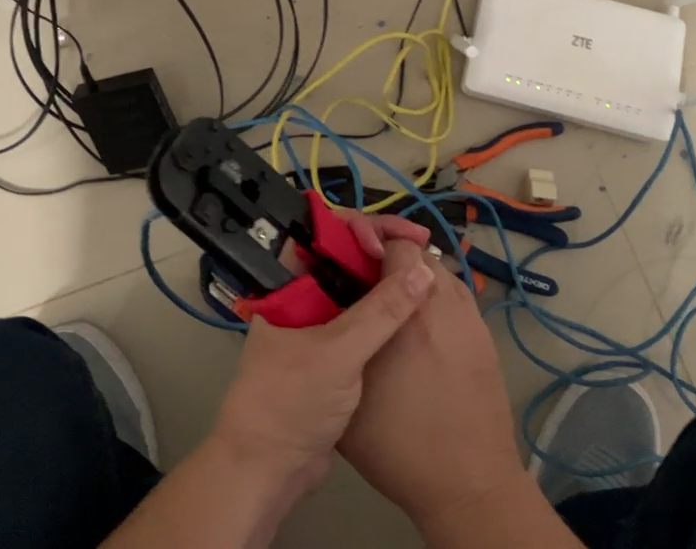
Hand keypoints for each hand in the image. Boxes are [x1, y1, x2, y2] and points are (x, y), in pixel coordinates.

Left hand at [205, 214, 435, 500]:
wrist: (267, 471)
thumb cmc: (290, 403)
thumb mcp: (338, 354)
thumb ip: (381, 311)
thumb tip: (423, 270)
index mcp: (287, 284)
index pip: (322, 231)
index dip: (361, 225)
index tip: (397, 239)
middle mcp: (300, 296)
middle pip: (344, 255)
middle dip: (383, 247)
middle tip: (425, 249)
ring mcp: (317, 324)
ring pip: (357, 287)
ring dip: (388, 277)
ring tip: (428, 272)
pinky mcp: (332, 352)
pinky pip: (363, 318)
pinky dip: (387, 309)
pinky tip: (416, 308)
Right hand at [339, 239, 527, 528]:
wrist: (469, 483)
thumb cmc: (399, 443)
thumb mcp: (347, 396)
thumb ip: (338, 345)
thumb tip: (323, 315)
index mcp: (408, 312)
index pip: (393, 245)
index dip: (368, 244)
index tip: (348, 258)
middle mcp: (443, 302)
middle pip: (419, 254)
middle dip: (390, 261)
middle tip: (366, 284)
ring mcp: (470, 318)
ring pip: (440, 273)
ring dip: (415, 279)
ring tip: (390, 306)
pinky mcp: (485, 336)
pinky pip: (456, 298)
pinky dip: (435, 300)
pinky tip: (418, 332)